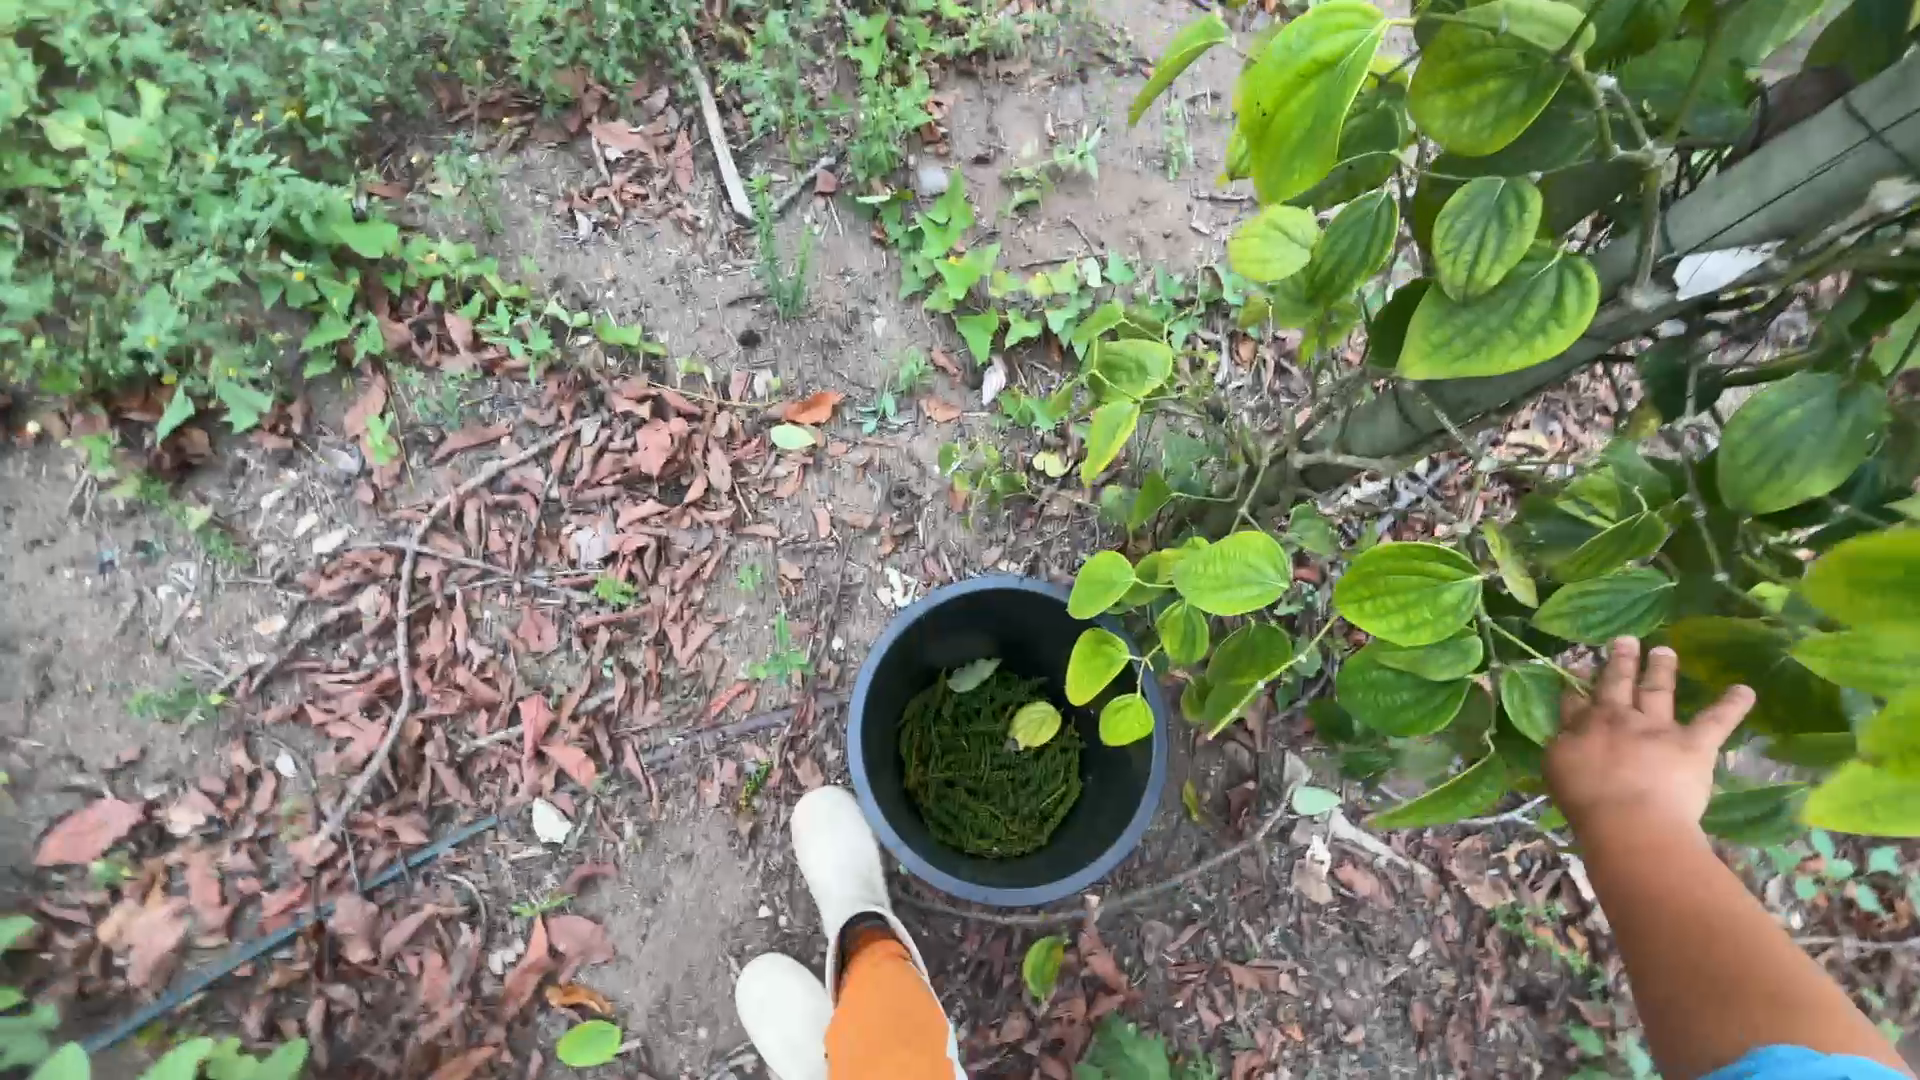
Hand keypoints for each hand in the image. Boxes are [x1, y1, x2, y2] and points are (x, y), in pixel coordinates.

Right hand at [1544, 636, 1754, 836]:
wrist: (1628, 818)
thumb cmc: (1584, 797)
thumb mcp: (1556, 764)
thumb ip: (1563, 743)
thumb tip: (1567, 731)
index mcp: (1582, 725)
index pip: (1576, 698)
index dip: (1575, 682)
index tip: (1577, 668)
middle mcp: (1617, 717)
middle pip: (1615, 683)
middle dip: (1619, 661)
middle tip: (1625, 640)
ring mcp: (1656, 727)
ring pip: (1657, 691)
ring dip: (1660, 669)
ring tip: (1664, 650)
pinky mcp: (1693, 743)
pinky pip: (1715, 720)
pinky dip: (1730, 704)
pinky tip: (1744, 689)